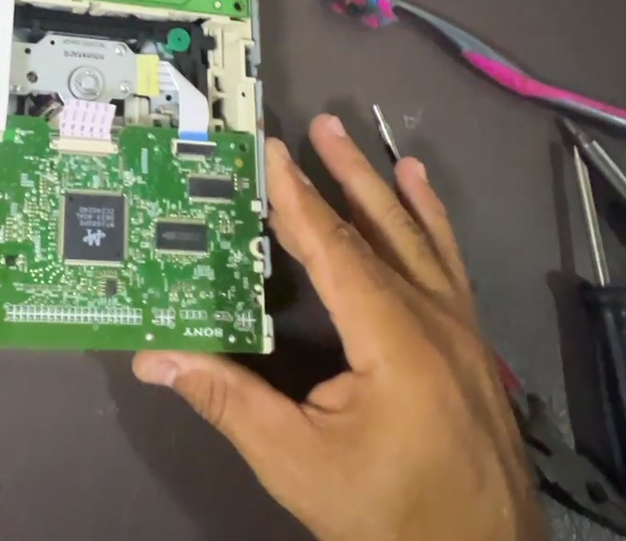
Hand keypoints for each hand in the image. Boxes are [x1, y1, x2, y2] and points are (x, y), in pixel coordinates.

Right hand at [133, 115, 543, 540]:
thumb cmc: (389, 515)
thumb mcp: (298, 464)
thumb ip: (228, 401)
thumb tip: (155, 357)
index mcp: (394, 341)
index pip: (334, 250)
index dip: (298, 197)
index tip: (273, 150)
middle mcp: (434, 320)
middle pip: (379, 229)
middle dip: (344, 173)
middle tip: (319, 123)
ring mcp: (461, 329)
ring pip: (416, 238)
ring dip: (383, 185)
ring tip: (358, 141)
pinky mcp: (470, 344)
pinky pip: (448, 263)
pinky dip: (432, 219)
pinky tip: (420, 191)